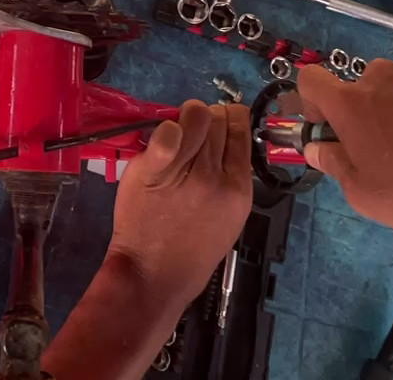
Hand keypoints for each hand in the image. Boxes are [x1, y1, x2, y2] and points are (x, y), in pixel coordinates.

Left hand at [106, 99, 253, 305]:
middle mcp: (215, 177)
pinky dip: (167, 130)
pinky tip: (168, 136)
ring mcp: (185, 173)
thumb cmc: (192, 246)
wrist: (154, 275)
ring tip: (177, 133)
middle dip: (206, 118)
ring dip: (186, 117)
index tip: (216, 123)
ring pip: (195, 117)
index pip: (239, 129)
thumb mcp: (228, 214)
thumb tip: (224, 130)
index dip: (227, 118)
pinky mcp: (152, 171)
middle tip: (193, 133)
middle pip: (216, 119)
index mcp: (238, 187)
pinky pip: (166, 136)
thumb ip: (228, 173)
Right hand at [297, 60, 392, 236]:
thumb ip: (334, 165)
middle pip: (357, 88)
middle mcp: (379, 77)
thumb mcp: (366, 195)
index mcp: (349, 102)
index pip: (309, 80)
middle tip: (382, 151)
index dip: (311, 102)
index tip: (328, 128)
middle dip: (362, 114)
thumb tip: (319, 148)